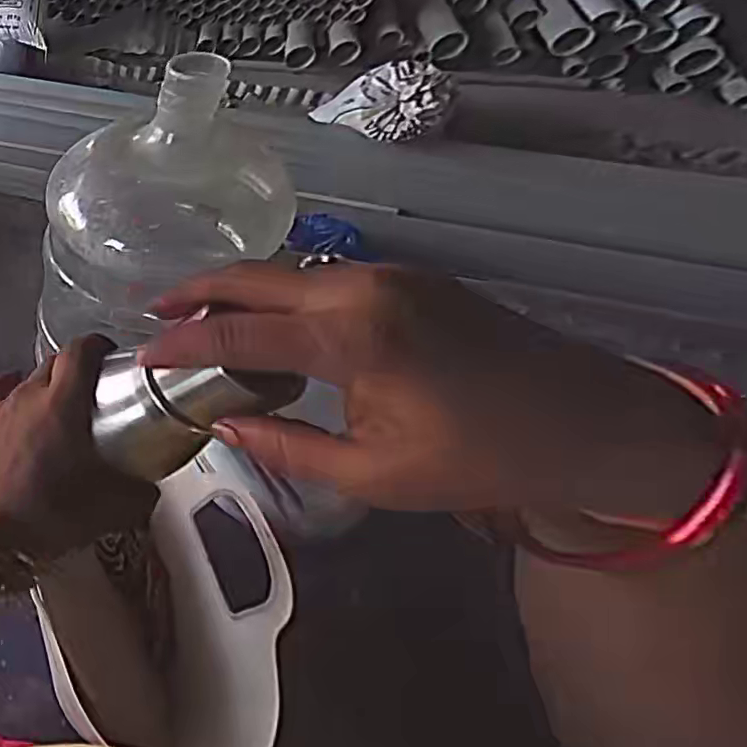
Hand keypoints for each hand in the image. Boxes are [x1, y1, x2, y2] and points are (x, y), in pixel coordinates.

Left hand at [0, 335, 159, 558]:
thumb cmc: (47, 515)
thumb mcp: (112, 508)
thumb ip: (140, 492)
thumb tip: (150, 487)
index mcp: (61, 405)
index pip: (79, 350)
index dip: (98, 345)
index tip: (111, 356)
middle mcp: (28, 397)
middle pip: (55, 361)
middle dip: (78, 367)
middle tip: (98, 387)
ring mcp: (4, 409)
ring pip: (30, 376)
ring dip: (50, 382)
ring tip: (66, 403)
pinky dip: (14, 388)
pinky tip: (22, 395)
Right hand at [139, 262, 723, 519]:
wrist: (603, 425)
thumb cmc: (485, 458)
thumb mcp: (373, 474)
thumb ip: (284, 446)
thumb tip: (224, 422)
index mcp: (352, 339)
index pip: (235, 334)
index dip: (180, 345)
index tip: (143, 356)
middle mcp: (362, 291)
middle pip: (249, 278)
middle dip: (193, 293)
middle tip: (154, 314)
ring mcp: (386, 277)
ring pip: (280, 272)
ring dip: (231, 292)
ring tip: (194, 318)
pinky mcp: (403, 279)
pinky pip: (313, 278)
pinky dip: (270, 294)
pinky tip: (259, 320)